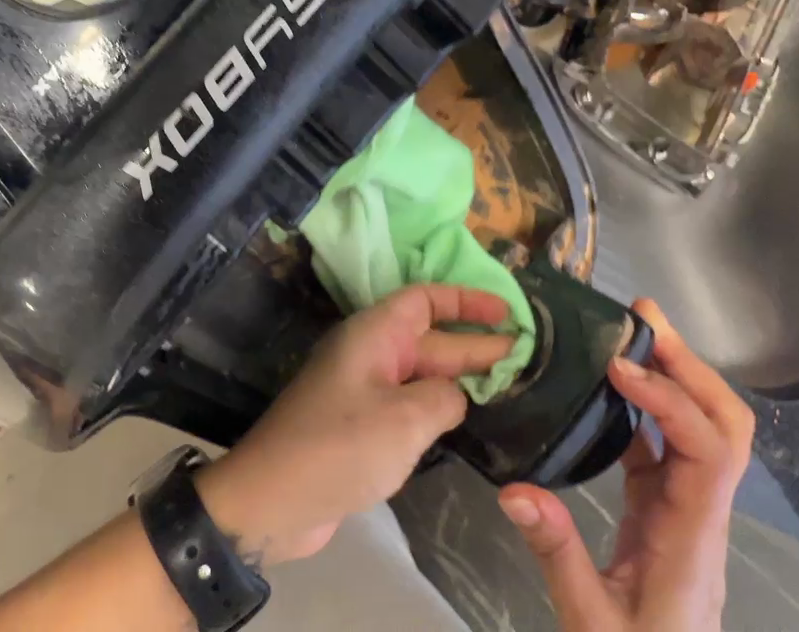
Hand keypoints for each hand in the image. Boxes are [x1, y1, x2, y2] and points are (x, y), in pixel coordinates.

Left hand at [196, 284, 515, 565]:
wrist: (273, 499)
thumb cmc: (341, 447)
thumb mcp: (405, 419)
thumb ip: (443, 397)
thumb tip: (453, 394)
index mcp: (373, 335)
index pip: (423, 300)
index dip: (466, 301)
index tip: (508, 312)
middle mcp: (367, 354)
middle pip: (427, 338)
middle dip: (473, 343)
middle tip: (526, 352)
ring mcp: (361, 390)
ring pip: (419, 373)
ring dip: (458, 376)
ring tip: (505, 383)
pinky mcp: (358, 425)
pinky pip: (406, 403)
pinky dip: (436, 405)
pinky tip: (462, 418)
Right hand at [499, 299, 754, 630]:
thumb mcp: (590, 624)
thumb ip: (557, 554)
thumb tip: (514, 489)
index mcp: (692, 539)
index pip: (708, 451)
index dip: (670, 400)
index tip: (615, 368)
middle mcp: (701, 515)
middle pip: (726, 427)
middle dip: (689, 366)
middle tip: (641, 319)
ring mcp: (686, 512)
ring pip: (701, 430)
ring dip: (671, 376)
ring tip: (626, 333)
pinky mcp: (664, 513)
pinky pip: (664, 448)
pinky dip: (643, 407)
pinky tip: (605, 388)